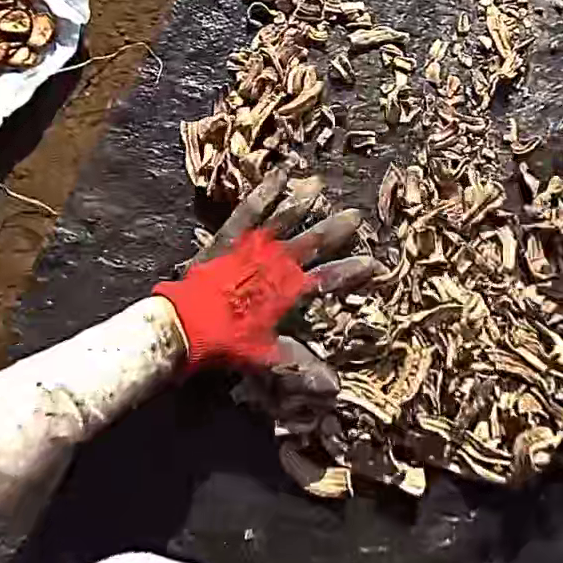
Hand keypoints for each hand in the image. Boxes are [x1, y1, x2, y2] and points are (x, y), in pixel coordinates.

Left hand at [155, 170, 380, 377]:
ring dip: (302, 203)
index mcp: (287, 292)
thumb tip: (335, 387)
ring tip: (319, 185)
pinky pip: (250, 210)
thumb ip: (300, 363)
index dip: (351, 273)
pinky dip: (265, 191)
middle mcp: (274, 264)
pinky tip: (277, 175)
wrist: (187, 323)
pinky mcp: (231, 236)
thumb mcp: (266, 355)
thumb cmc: (227, 340)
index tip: (375, 264)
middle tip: (356, 215)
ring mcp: (253, 246)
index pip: (327, 280)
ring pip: (283, 220)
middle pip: (311, 243)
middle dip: (335, 231)